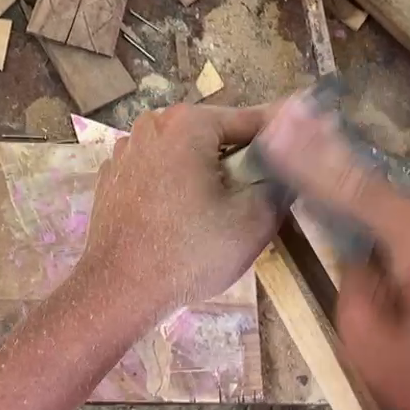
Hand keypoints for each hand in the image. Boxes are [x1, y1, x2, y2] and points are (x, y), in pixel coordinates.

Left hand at [72, 103, 282, 324]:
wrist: (119, 289)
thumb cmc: (190, 252)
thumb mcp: (254, 220)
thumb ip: (278, 182)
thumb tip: (287, 167)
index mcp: (187, 123)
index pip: (250, 120)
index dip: (278, 141)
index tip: (298, 157)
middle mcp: (151, 125)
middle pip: (213, 135)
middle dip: (237, 160)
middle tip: (257, 196)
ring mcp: (125, 151)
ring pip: (182, 153)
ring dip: (204, 172)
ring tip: (219, 212)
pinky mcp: (111, 177)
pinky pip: (156, 172)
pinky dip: (173, 185)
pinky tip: (180, 218)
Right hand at [254, 91, 409, 409]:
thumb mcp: (362, 328)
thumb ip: (352, 264)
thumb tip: (343, 222)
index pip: (358, 193)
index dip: (313, 163)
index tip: (278, 133)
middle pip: (375, 180)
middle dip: (326, 152)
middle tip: (286, 118)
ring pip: (388, 186)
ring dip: (345, 166)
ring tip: (300, 133)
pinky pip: (403, 200)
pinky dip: (368, 188)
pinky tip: (333, 164)